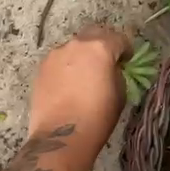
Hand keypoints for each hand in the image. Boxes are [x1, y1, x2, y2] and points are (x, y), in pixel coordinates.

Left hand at [25, 25, 129, 170]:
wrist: (61, 136)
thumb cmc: (97, 117)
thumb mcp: (119, 93)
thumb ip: (116, 72)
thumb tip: (110, 68)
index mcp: (100, 48)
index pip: (119, 38)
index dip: (126, 49)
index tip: (127, 60)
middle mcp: (77, 44)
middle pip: (94, 34)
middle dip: (103, 44)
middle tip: (107, 61)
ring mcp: (56, 54)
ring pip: (74, 46)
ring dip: (83, 55)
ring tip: (85, 75)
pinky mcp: (42, 67)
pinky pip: (60, 59)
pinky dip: (67, 65)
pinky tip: (69, 83)